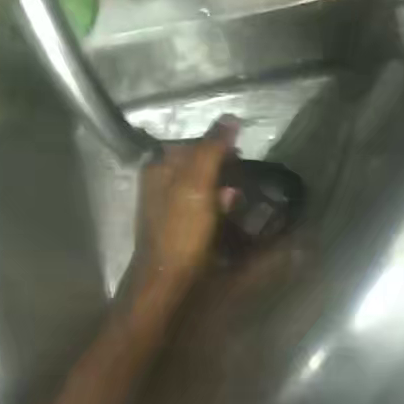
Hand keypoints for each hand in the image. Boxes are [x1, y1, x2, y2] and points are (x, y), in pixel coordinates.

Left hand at [130, 117, 238, 294]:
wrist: (167, 285)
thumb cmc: (180, 232)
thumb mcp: (196, 184)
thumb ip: (211, 149)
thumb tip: (231, 118)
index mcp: (159, 169)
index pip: (192, 143)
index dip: (217, 144)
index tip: (241, 151)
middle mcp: (160, 185)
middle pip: (197, 165)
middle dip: (223, 167)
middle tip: (245, 174)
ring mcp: (169, 210)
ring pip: (202, 188)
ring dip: (223, 189)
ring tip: (240, 197)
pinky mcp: (180, 231)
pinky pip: (203, 210)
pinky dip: (218, 209)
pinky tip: (230, 216)